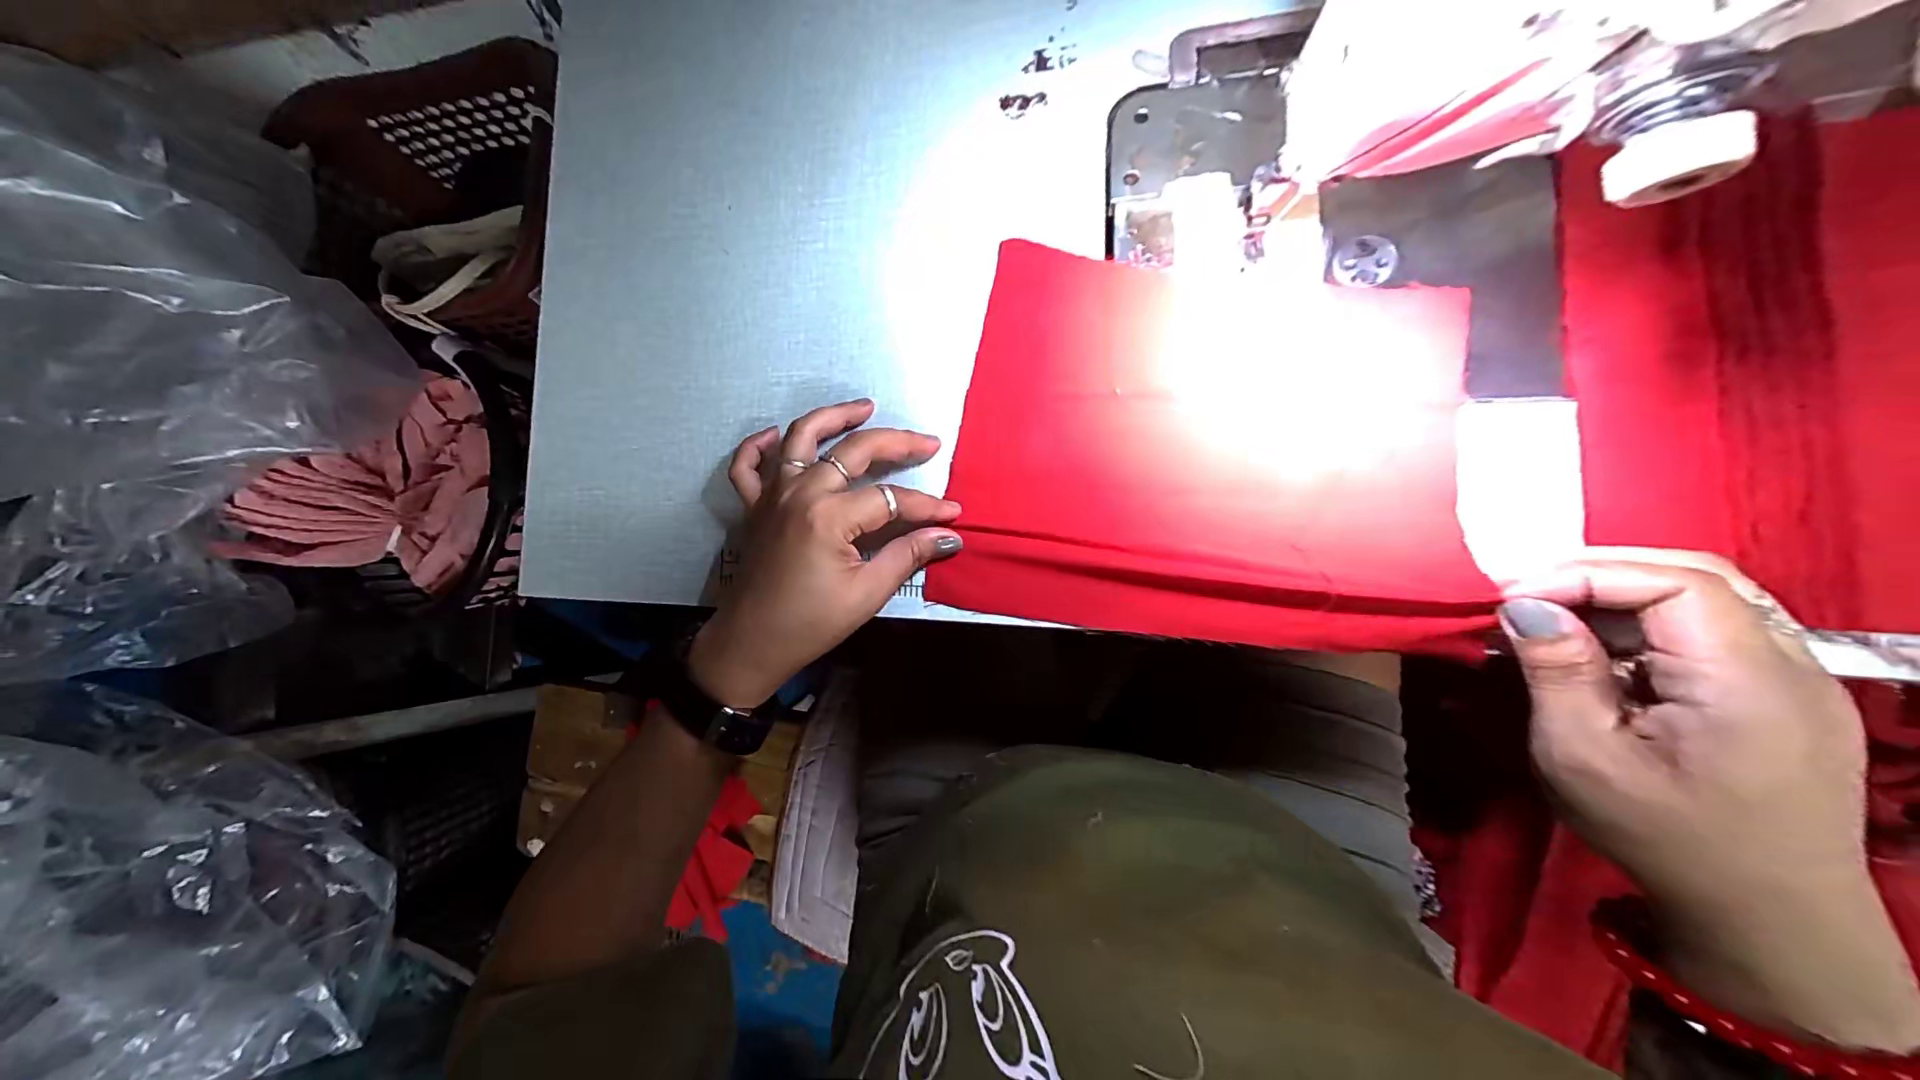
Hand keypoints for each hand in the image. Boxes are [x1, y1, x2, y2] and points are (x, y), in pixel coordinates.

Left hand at [686, 399, 962, 707]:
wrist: (751, 644)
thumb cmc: (811, 623)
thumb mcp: (867, 593)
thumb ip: (908, 555)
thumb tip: (949, 535)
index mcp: (828, 516)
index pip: (889, 498)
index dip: (925, 505)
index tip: (952, 513)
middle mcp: (799, 492)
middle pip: (854, 451)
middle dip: (896, 443)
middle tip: (927, 442)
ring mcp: (771, 495)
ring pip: (800, 437)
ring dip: (834, 417)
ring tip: (863, 408)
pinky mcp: (753, 506)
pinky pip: (748, 465)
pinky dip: (760, 445)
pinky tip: (779, 436)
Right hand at [1501, 549, 1919, 1050]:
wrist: (1767, 917)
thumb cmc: (1664, 836)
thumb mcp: (1584, 756)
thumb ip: (1556, 671)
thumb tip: (1523, 606)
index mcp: (1748, 680)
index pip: (1676, 582)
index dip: (1588, 573)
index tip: (1516, 596)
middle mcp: (1789, 665)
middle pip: (1697, 577)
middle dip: (1600, 572)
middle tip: (1526, 591)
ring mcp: (1794, 679)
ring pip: (1703, 599)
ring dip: (1618, 597)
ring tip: (1551, 617)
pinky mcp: (1779, 695)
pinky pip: (1709, 632)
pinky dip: (1642, 625)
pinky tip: (1597, 650)